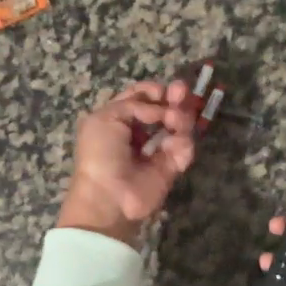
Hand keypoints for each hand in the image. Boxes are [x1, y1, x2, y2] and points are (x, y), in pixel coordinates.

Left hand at [57, 81, 197, 245]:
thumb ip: (135, 104)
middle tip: (182, 93)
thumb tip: (161, 111)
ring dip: (181, 117)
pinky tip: (173, 146)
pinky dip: (182, 143)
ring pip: (178, 125)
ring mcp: (157, 149)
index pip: (141, 97)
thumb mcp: (106, 118)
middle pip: (164, 107)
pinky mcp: (171, 167)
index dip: (153, 90)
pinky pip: (184, 148)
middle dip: (175, 97)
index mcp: (118, 118)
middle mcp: (139, 131)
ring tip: (175, 121)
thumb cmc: (100, 154)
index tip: (161, 91)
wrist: (109, 195)